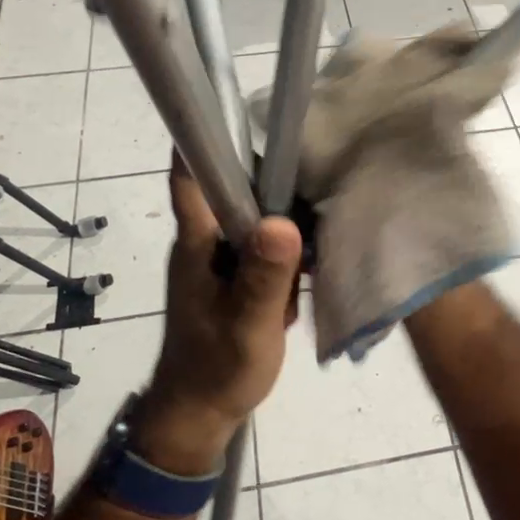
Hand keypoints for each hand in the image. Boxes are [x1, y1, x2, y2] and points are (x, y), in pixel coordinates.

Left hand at [134, 155, 304, 475]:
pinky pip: (261, 241)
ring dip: (283, 209)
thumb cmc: (217, 369)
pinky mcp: (235, 276)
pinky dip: (286, 240)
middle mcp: (205, 240)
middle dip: (269, 169)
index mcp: (198, 242)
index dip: (204, 135)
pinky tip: (316, 248)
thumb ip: (265, 278)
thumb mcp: (248, 326)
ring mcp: (220, 258)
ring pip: (252, 214)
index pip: (192, 175)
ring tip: (327, 197)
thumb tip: (285, 222)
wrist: (198, 417)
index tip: (237, 101)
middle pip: (231, 186)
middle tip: (315, 154)